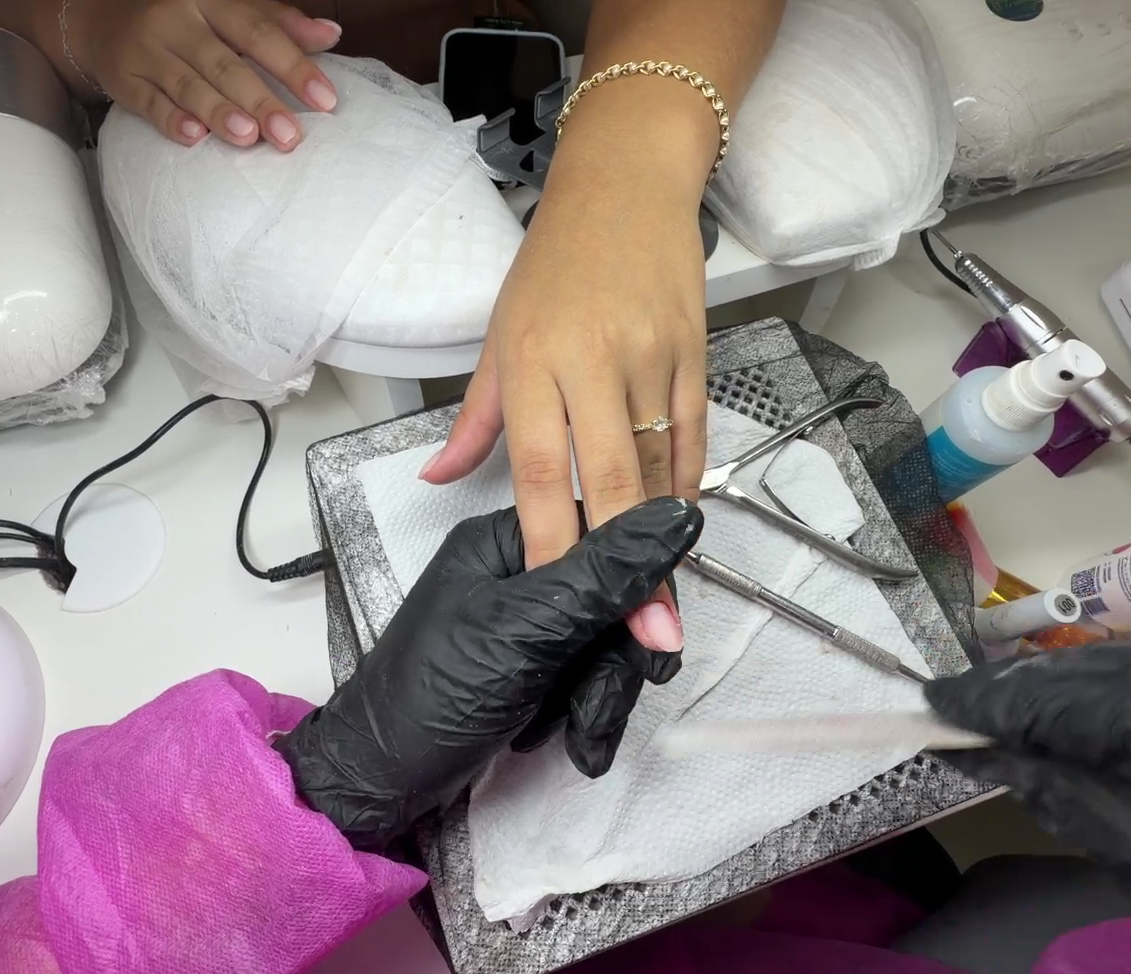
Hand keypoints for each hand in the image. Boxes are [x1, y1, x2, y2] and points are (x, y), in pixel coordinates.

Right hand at [68, 0, 341, 148]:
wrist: (102, 15)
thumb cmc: (188, 20)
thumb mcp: (232, 12)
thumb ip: (280, 24)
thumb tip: (331, 34)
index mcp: (212, 0)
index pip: (259, 33)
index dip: (294, 67)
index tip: (326, 100)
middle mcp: (178, 19)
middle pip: (225, 64)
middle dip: (260, 101)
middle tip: (290, 137)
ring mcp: (148, 48)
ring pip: (188, 84)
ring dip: (218, 111)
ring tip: (247, 137)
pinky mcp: (124, 77)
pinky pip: (148, 102)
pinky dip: (170, 119)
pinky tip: (194, 137)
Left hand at [278, 498, 702, 849]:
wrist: (382, 779)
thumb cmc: (437, 695)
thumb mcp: (527, 630)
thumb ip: (605, 575)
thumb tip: (679, 515)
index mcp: (508, 538)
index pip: (607, 537)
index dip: (640, 595)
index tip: (652, 650)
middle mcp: (518, 569)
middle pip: (611, 598)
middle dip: (611, 665)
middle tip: (597, 709)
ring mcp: (523, 618)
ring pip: (603, 642)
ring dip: (599, 696)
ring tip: (577, 737)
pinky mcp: (527, 660)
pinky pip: (582, 670)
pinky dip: (581, 709)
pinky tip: (561, 738)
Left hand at [419, 102, 712, 654]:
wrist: (625, 185)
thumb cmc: (551, 266)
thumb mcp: (499, 337)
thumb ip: (473, 419)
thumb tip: (436, 478)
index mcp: (532, 365)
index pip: (541, 474)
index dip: (551, 546)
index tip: (558, 604)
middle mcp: (593, 367)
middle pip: (613, 484)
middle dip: (627, 567)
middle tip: (645, 631)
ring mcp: (651, 360)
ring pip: (662, 470)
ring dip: (664, 542)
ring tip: (666, 600)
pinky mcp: (694, 355)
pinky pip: (694, 437)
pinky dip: (688, 487)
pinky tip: (680, 530)